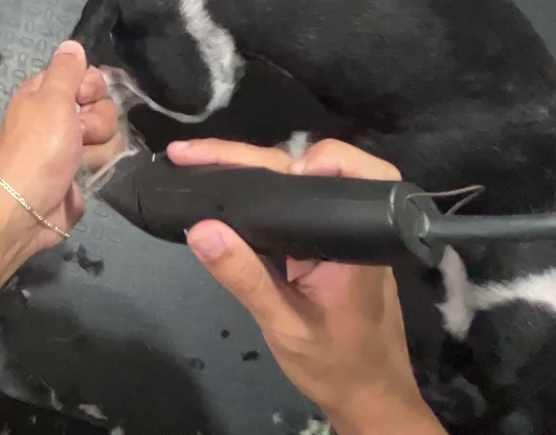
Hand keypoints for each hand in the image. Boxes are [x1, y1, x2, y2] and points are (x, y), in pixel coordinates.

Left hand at [0, 41, 125, 253]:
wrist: (28, 206)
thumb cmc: (38, 148)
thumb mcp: (51, 99)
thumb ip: (66, 71)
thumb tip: (72, 44)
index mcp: (46, 93)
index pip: (87, 76)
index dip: (90, 88)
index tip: (81, 100)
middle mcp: (60, 114)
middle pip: (103, 105)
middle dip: (97, 121)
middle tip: (77, 133)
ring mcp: (74, 144)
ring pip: (110, 133)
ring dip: (97, 147)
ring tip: (76, 159)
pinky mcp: (84, 169)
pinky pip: (108, 158)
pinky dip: (98, 166)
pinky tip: (83, 174)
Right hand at [170, 138, 443, 434]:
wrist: (367, 400)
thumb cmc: (337, 367)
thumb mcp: (285, 326)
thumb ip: (245, 278)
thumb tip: (201, 228)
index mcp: (355, 244)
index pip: (353, 179)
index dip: (320, 158)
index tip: (270, 171)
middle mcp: (347, 229)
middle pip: (300, 171)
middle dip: (242, 156)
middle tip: (188, 153)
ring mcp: (333, 233)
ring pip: (289, 182)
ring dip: (243, 166)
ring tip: (195, 160)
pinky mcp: (317, 241)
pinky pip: (284, 202)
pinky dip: (250, 188)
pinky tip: (219, 186)